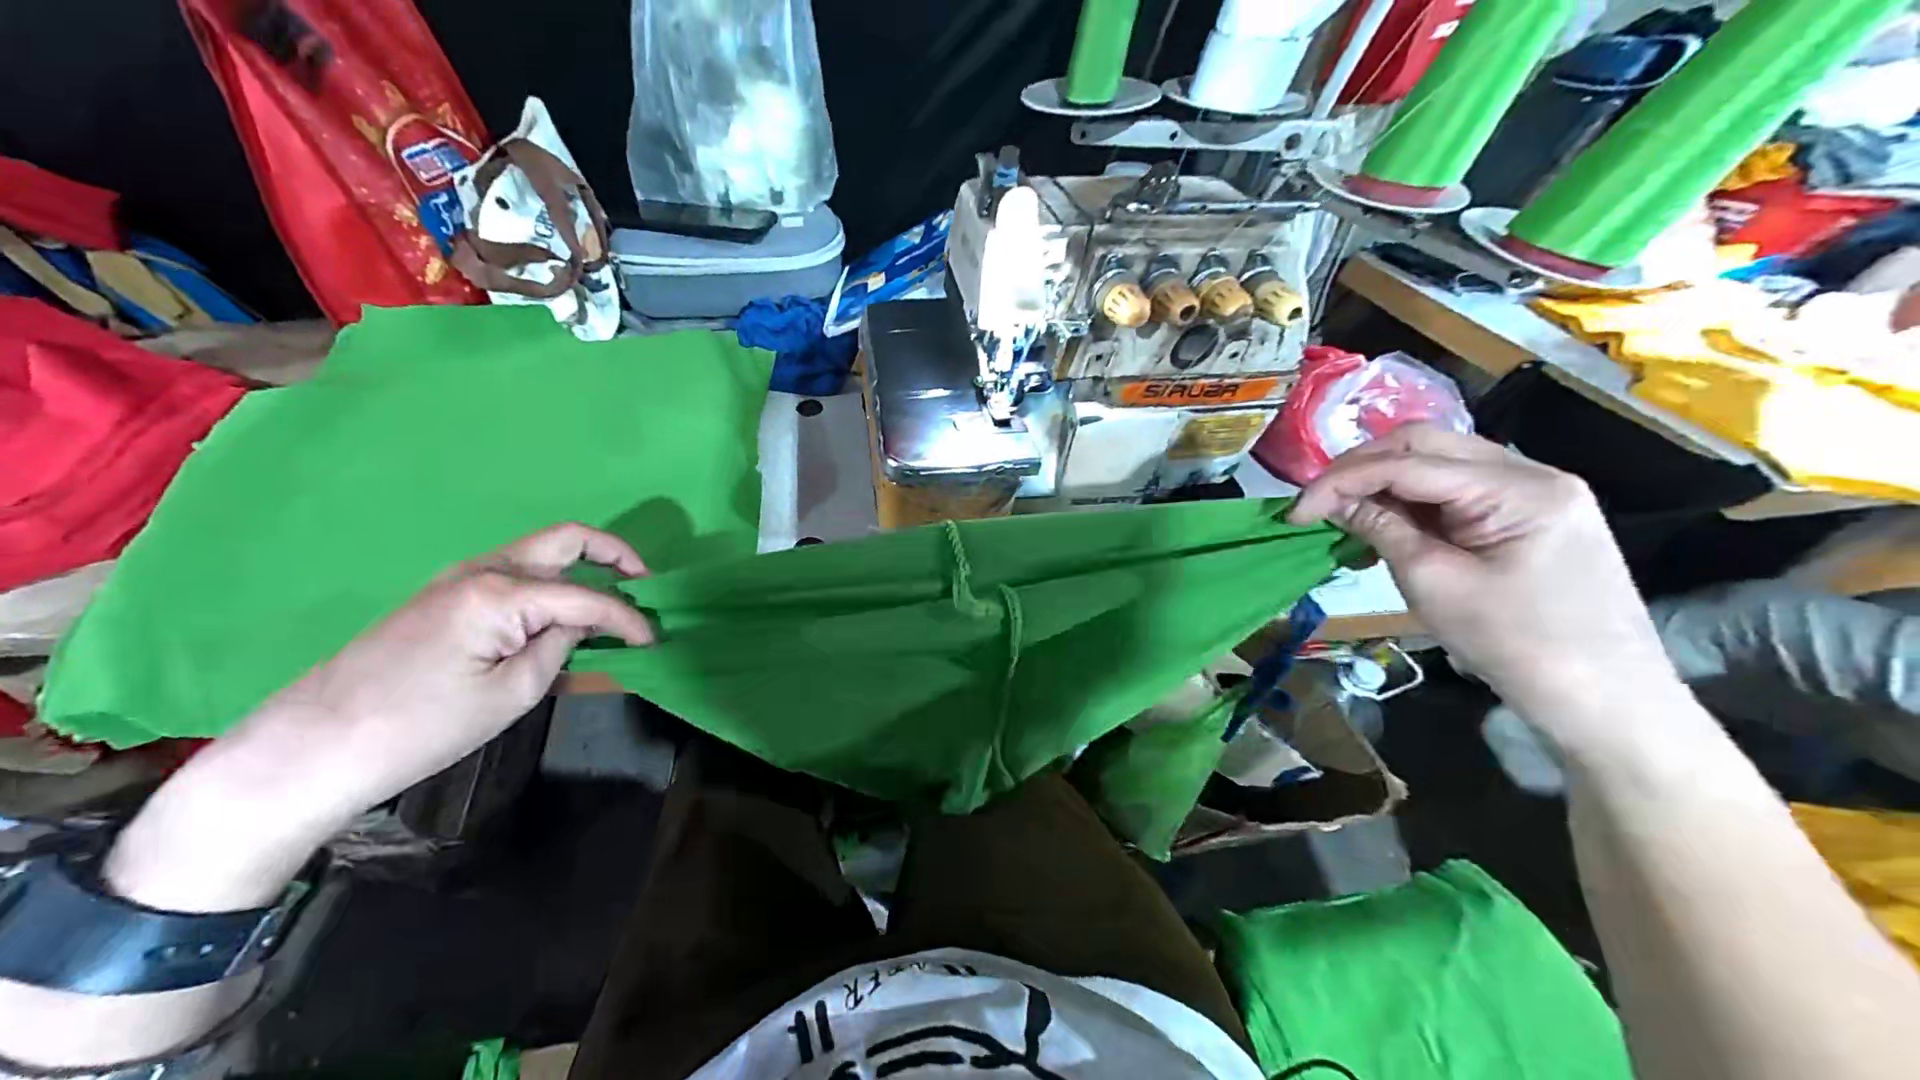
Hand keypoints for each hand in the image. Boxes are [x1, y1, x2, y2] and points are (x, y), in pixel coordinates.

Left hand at [104, 524, 653, 911]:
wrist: (314, 745)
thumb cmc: (422, 726)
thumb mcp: (512, 694)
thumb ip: (559, 648)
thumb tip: (582, 626)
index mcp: (501, 592)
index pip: (587, 598)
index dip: (628, 618)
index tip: (654, 641)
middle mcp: (482, 569)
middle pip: (565, 539)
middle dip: (614, 553)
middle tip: (645, 580)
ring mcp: (457, 578)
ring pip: (539, 553)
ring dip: (582, 567)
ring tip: (611, 600)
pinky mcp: (444, 596)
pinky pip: (514, 574)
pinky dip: (550, 583)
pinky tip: (560, 614)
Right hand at [1287, 426, 1683, 745]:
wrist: (1606, 700)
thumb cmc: (1518, 646)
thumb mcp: (1434, 585)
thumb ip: (1381, 529)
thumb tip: (1332, 502)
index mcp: (1518, 488)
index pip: (1408, 462)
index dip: (1341, 480)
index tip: (1296, 511)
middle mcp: (1532, 472)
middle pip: (1425, 444)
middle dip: (1360, 468)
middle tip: (1316, 503)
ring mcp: (1534, 491)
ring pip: (1439, 461)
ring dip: (1383, 481)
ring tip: (1342, 513)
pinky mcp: (1528, 513)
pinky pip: (1456, 489)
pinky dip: (1411, 500)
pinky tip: (1384, 523)